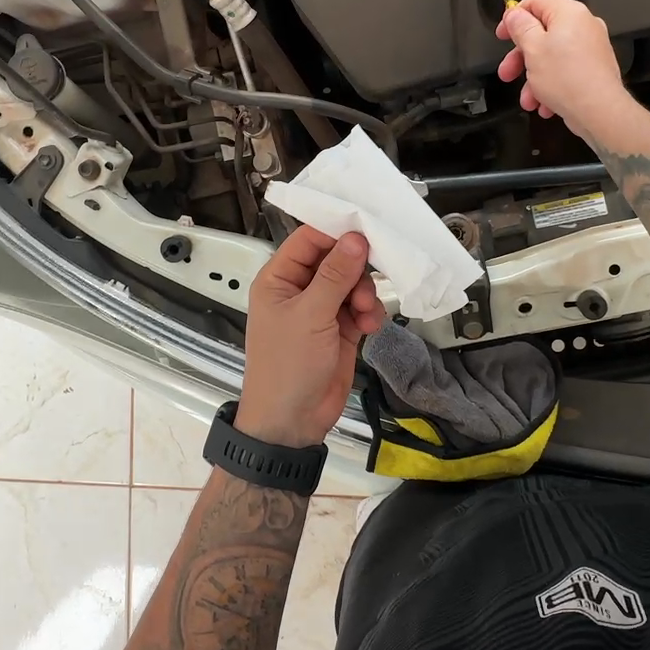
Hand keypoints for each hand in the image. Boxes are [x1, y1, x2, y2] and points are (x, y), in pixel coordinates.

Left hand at [237, 226, 385, 447]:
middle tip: (371, 278)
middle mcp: (298, 289)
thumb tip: (356, 238)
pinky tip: (370, 327)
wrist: (292, 422)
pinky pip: (360, 307)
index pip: (308, 239)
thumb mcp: (311, 315)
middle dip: (356, 268)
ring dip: (365, 293)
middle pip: (334, 259)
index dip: (336, 231)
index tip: (367, 227)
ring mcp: (320, 310)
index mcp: (278, 278)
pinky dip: (369, 313)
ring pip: (351, 283)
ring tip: (367, 313)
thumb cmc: (288, 365)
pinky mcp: (339, 329)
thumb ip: (335, 275)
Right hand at [496, 0, 633, 139]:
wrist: (599, 110)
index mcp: (569, 13)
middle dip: (520, 57)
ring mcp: (591, 48)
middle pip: (542, 33)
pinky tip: (544, 106)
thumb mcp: (533, 49)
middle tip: (507, 74)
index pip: (535, 2)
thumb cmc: (565, 77)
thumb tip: (514, 14)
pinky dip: (551, 86)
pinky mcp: (594, 69)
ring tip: (527, 101)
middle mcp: (583, 25)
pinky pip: (566, 71)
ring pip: (551, 57)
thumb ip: (520, 27)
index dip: (513, 16)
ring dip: (533, 78)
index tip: (501, 35)